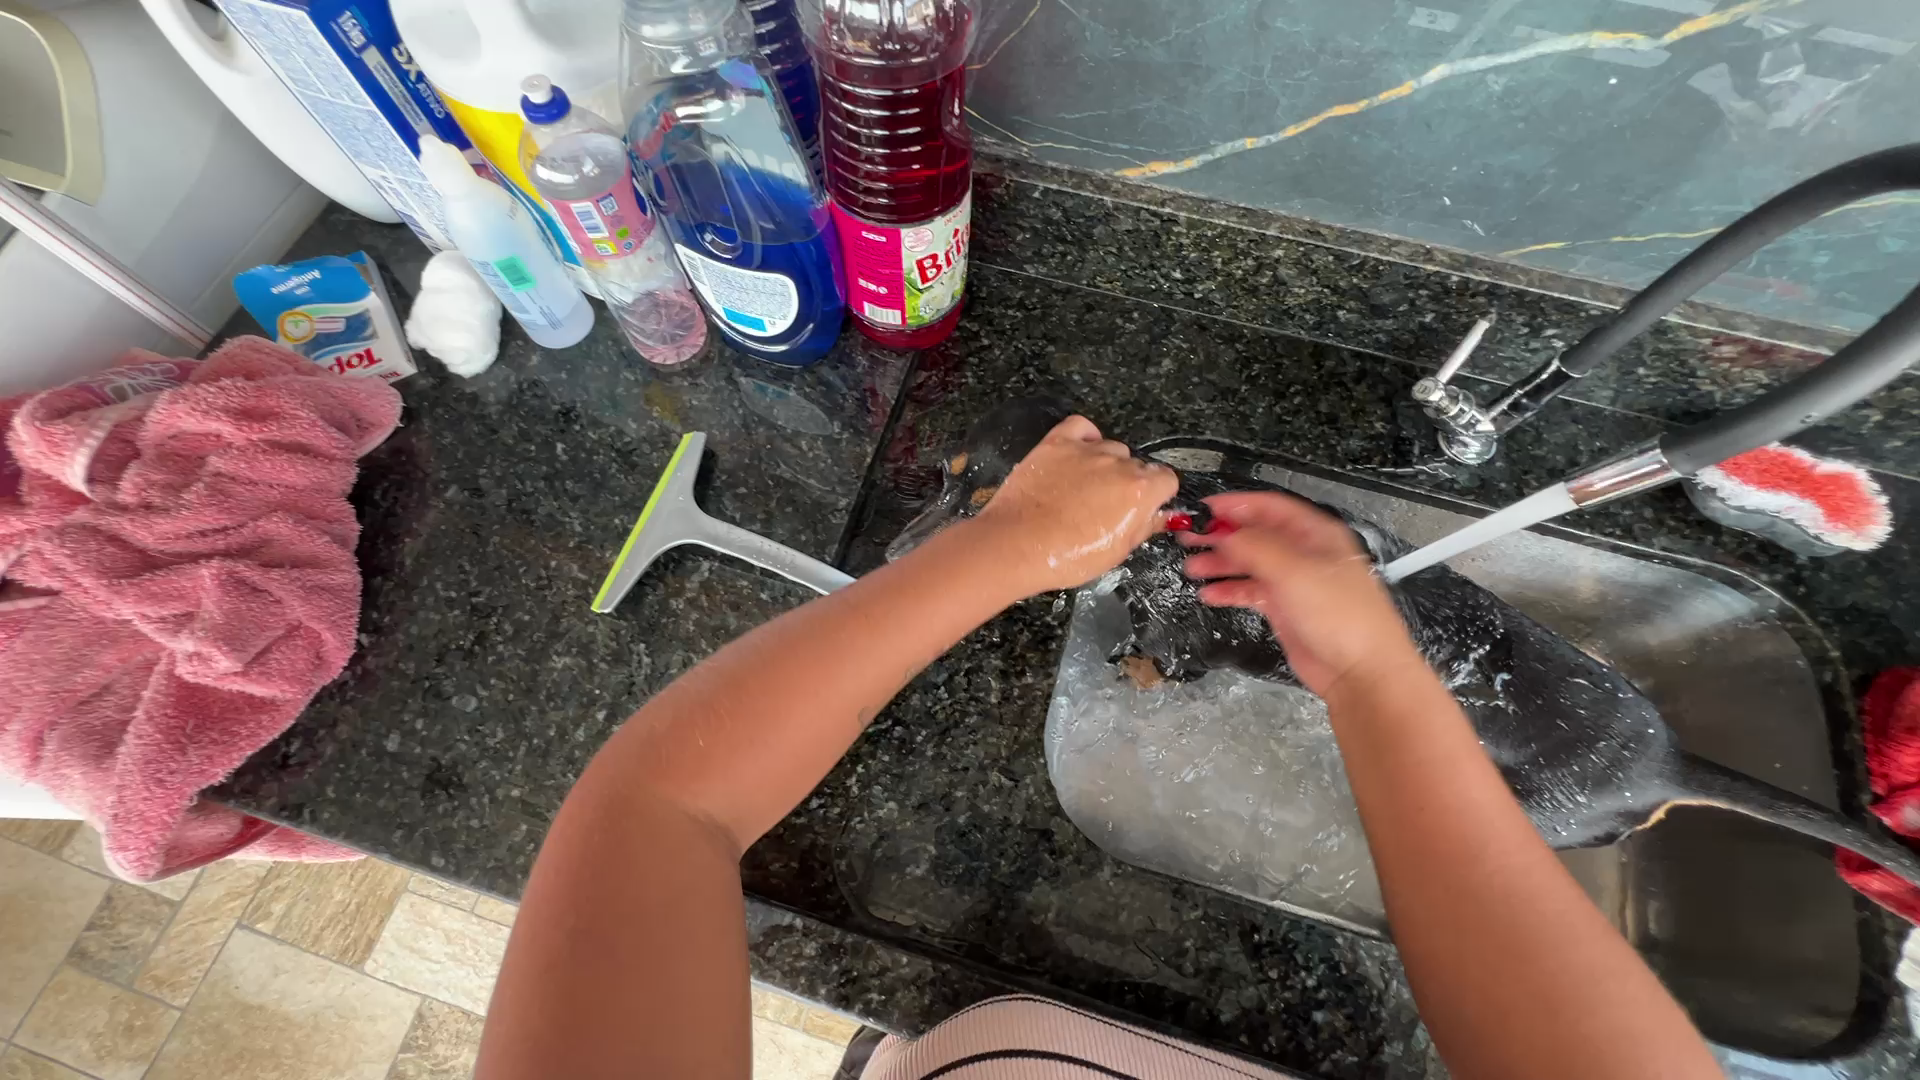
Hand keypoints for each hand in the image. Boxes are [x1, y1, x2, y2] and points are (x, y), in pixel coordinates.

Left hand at [968, 415, 1177, 595]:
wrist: (1017, 546)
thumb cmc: (1066, 557)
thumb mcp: (1117, 552)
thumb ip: (1144, 526)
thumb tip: (1160, 515)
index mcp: (1139, 491)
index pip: (1166, 480)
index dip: (1157, 495)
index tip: (1144, 507)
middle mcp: (1117, 464)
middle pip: (1137, 465)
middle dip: (1129, 484)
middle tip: (1107, 508)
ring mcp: (1085, 451)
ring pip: (1110, 449)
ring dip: (1105, 464)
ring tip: (1084, 489)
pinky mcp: (1056, 444)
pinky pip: (1080, 427)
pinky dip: (1085, 436)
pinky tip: (1079, 453)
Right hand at [1180, 492, 1423, 699]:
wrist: (1361, 671)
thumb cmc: (1340, 616)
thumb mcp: (1295, 572)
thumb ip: (1255, 547)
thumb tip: (1224, 534)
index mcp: (1315, 534)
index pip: (1269, 507)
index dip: (1235, 505)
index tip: (1203, 509)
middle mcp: (1304, 554)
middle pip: (1255, 534)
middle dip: (1221, 534)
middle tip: (1189, 536)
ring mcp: (1294, 582)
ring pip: (1249, 563)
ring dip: (1220, 562)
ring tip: (1192, 566)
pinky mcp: (1285, 608)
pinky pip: (1250, 591)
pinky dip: (1229, 590)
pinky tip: (1209, 594)